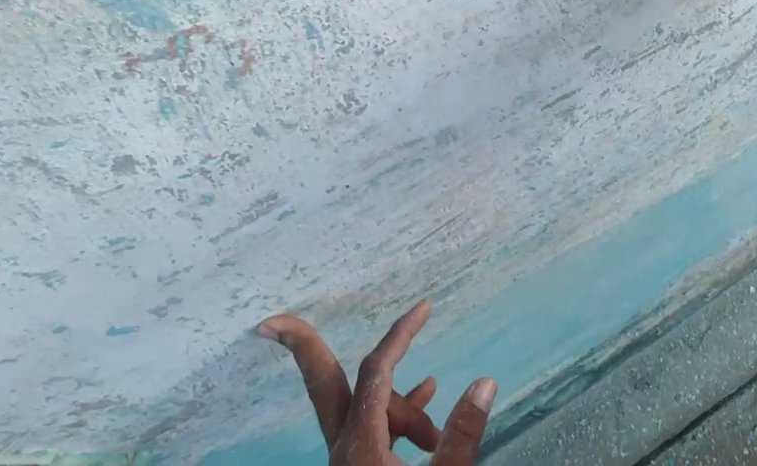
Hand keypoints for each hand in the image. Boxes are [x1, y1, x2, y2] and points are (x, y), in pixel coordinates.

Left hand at [258, 301, 496, 465]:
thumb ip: (462, 436)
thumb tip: (485, 381)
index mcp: (361, 445)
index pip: (376, 372)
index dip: (399, 335)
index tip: (424, 306)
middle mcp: (345, 449)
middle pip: (326, 387)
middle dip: (302, 352)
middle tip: (271, 323)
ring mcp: (349, 464)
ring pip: (367, 410)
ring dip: (400, 400)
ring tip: (437, 404)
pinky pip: (376, 430)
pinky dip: (399, 413)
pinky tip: (428, 404)